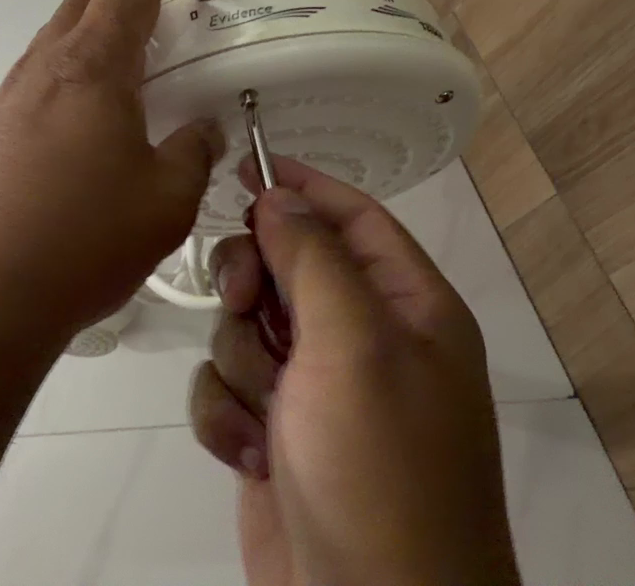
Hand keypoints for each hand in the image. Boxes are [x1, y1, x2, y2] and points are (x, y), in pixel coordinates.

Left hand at [0, 0, 224, 340]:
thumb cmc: (84, 241)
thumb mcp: (166, 201)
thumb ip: (194, 151)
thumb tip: (201, 129)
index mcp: (91, 66)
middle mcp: (44, 66)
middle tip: (179, 16)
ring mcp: (12, 96)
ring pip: (62, 35)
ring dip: (104, 32)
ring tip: (146, 67)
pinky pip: (45, 74)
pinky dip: (81, 69)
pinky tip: (102, 115)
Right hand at [189, 157, 519, 585]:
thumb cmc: (378, 469)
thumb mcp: (353, 345)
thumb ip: (313, 256)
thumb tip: (280, 194)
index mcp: (408, 309)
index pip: (354, 217)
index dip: (302, 186)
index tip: (243, 165)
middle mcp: (363, 341)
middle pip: (285, 266)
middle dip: (253, 285)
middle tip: (246, 306)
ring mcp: (316, 389)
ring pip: (244, 327)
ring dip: (241, 364)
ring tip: (269, 412)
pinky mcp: (275, 430)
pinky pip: (226, 386)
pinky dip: (228, 415)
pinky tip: (252, 453)